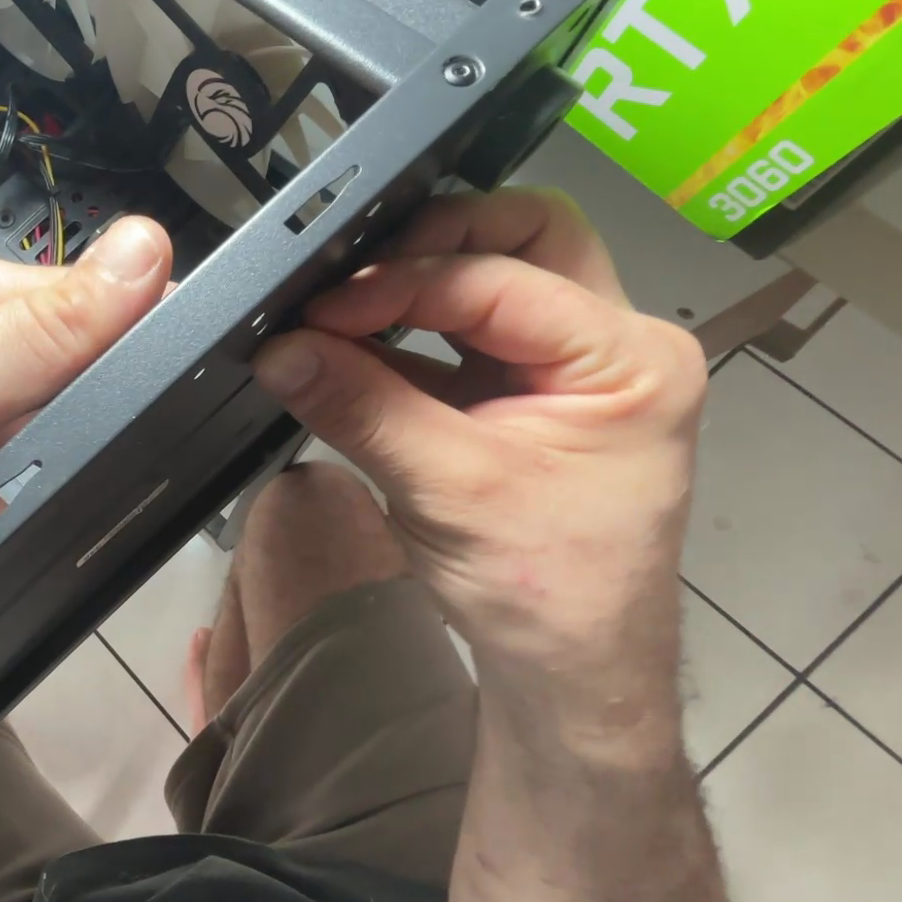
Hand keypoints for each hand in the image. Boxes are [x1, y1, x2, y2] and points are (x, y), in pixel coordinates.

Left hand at [0, 218, 171, 571]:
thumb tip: (146, 250)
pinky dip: (2, 488)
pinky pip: (0, 461)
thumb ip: (48, 327)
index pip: (114, 304)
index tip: (150, 414)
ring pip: (45, 425)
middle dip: (84, 433)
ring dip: (42, 466)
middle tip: (32, 473)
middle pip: (85, 374)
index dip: (150, 356)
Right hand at [251, 190, 706, 680]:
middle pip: (523, 239)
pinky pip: (453, 336)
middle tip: (349, 272)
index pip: (504, 278)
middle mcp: (605, 343)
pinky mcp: (512, 393)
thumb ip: (361, 408)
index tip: (318, 309)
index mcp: (625, 358)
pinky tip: (344, 344)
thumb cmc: (537, 585)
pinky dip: (396, 333)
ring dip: (411, 283)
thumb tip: (275, 350)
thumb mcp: (447, 489)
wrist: (563, 662)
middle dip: (431, 243)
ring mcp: (559, 365)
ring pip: (490, 276)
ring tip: (335, 304)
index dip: (402, 283)